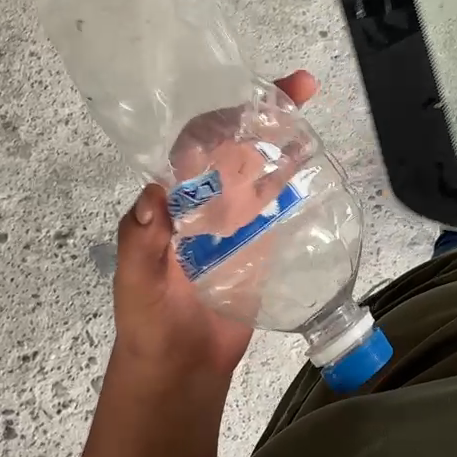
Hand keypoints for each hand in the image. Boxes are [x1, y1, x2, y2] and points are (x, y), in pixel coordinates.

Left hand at [111, 70, 319, 378]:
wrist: (182, 368)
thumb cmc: (150, 322)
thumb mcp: (137, 280)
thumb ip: (142, 240)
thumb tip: (155, 190)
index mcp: (175, 199)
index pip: (198, 141)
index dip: (225, 113)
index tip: (252, 94)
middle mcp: (207, 199)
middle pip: (238, 143)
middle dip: (266, 112)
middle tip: (304, 87)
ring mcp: (238, 219)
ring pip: (263, 166)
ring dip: (286, 140)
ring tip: (316, 119)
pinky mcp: (263, 241)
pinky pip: (281, 202)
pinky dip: (298, 180)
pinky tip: (318, 166)